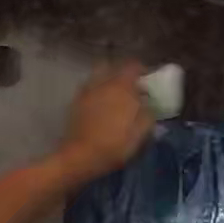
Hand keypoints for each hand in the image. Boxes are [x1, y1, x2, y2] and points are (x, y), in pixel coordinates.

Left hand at [56, 61, 155, 180]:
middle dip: (122, 73)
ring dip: (107, 81)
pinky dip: (96, 92)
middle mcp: (102, 83)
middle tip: (131, 86)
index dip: (142, 70)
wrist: (81, 156)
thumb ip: (148, 113)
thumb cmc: (115, 144)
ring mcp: (86, 92)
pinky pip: (89, 89)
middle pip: (112, 67)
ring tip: (115, 96)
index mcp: (121, 86)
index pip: (132, 66)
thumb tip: (148, 104)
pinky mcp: (75, 103)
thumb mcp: (141, 131)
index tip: (148, 80)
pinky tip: (101, 106)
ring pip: (98, 77)